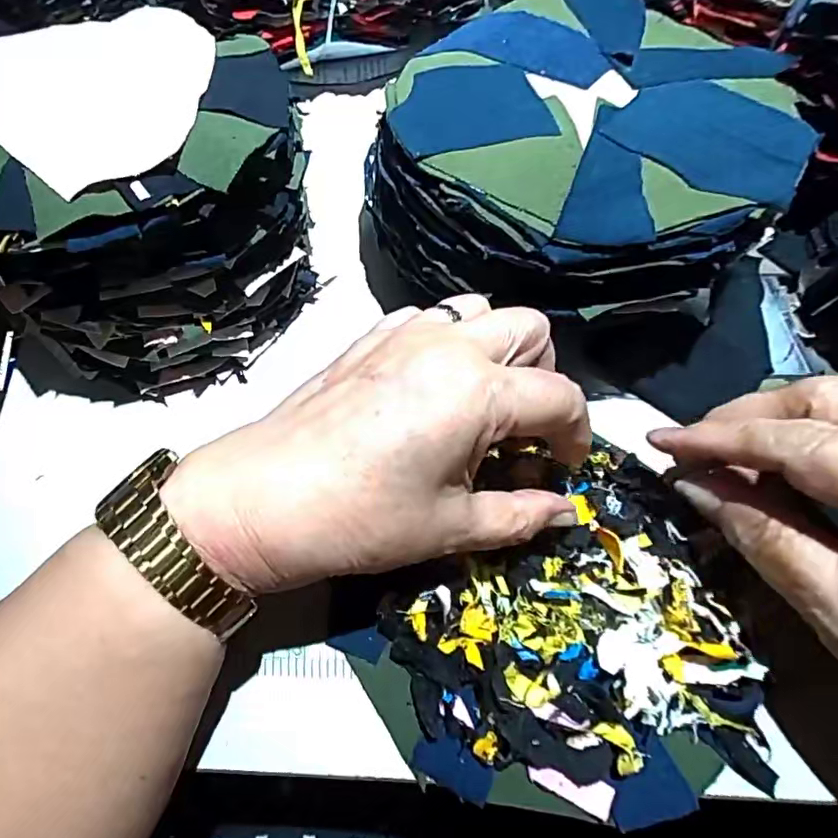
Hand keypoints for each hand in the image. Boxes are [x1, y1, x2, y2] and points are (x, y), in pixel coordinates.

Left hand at [158, 296, 588, 594]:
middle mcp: (448, 346)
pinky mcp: (370, 336)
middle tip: (523, 428)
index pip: (560, 396)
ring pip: (480, 310)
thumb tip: (566, 512)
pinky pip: (428, 316)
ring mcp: (404, 333)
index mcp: (477, 391)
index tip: (564, 467)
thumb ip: (521, 515)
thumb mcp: (450, 527)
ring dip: (498, 347)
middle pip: (531, 329)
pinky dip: (448, 340)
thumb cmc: (360, 519)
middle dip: (544, 375)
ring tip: (481, 399)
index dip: (577, 435)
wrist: (260, 498)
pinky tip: (430, 386)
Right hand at [646, 376, 837, 770]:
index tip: (660, 443)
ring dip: (789, 426)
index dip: (727, 438)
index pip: (819, 442)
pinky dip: (831, 447)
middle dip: (754, 416)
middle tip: (692, 446)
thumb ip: (767, 536)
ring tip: (730, 456)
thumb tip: (696, 483)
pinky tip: (795, 472)